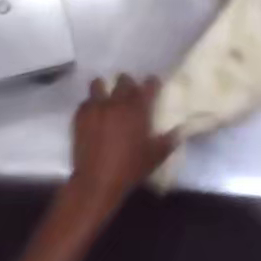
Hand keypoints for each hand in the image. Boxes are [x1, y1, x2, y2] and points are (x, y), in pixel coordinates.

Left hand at [68, 74, 174, 208]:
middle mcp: (117, 102)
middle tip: (129, 94)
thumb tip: (180, 131)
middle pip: (123, 80)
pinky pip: (85, 102)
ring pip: (98, 85)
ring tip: (106, 99)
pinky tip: (93, 115)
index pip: (149, 85)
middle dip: (128, 84)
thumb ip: (169, 140)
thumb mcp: (156, 156)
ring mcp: (96, 107)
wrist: (97, 180)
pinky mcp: (80, 116)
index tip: (154, 84)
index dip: (152, 83)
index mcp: (138, 109)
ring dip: (104, 89)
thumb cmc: (130, 168)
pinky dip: (90, 105)